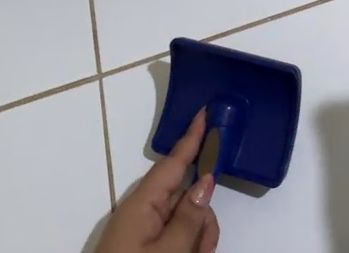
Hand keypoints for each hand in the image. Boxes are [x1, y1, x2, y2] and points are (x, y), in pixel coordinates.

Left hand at [96, 109, 220, 252]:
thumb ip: (188, 219)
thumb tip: (204, 182)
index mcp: (142, 205)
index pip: (173, 161)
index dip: (192, 137)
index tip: (207, 111)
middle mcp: (142, 213)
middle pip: (186, 195)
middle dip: (203, 218)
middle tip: (205, 250)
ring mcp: (142, 233)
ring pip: (186, 220)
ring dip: (198, 240)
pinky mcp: (143, 249)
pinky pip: (176, 238)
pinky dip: (188, 249)